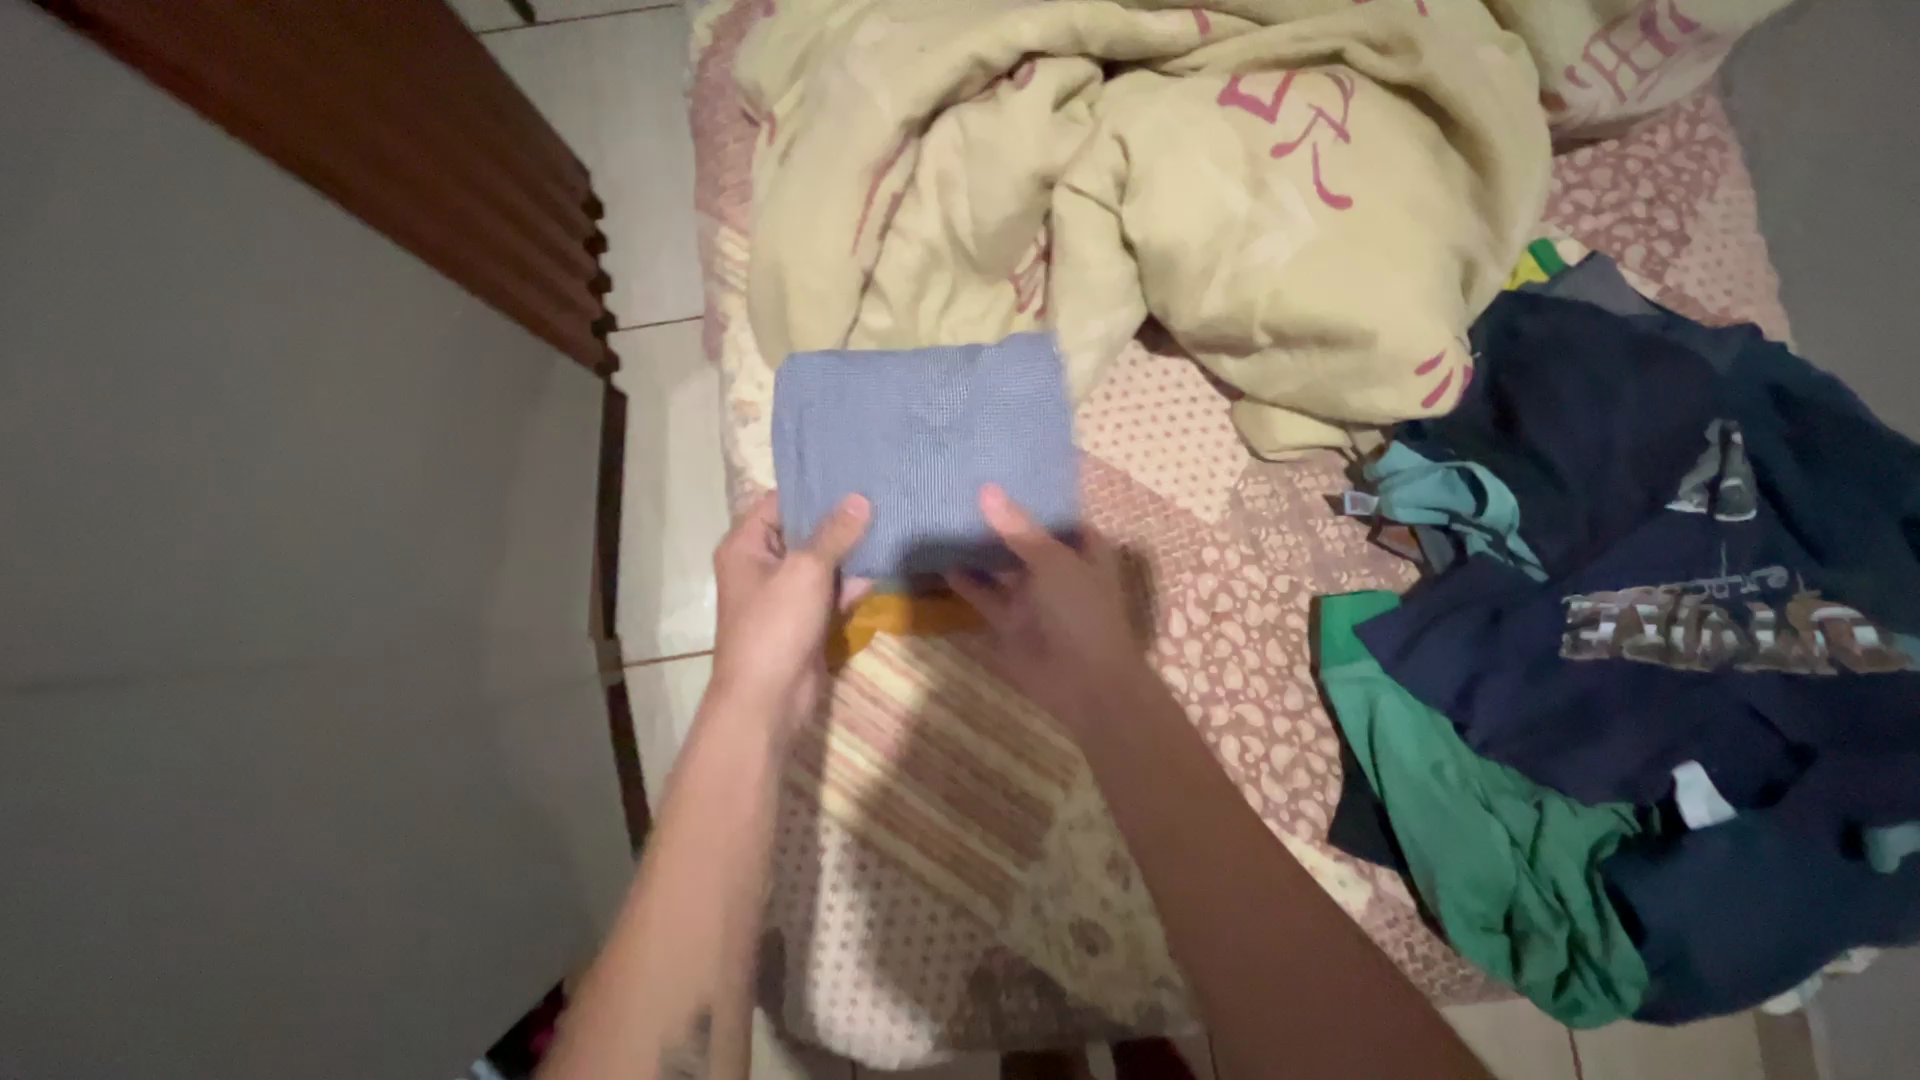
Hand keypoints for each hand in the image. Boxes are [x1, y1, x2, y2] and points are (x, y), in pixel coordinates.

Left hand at [708, 491, 871, 737]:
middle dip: (839, 518)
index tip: (852, 473)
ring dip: (851, 550)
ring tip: (890, 520)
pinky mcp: (805, 618)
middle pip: (803, 530)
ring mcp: (785, 594)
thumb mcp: (806, 570)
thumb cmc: (776, 625)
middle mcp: (762, 564)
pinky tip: (884, 563)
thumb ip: (835, 533)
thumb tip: (860, 499)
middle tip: (880, 494)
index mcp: (746, 545)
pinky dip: (852, 582)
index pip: (779, 501)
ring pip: (822, 562)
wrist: (768, 698)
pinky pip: (831, 590)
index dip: (813, 488)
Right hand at [944, 484, 1152, 733]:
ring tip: (941, 520)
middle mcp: (1056, 570)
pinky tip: (938, 564)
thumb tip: (986, 489)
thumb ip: (1018, 529)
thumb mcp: (1053, 562)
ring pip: (1000, 569)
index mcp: (1082, 550)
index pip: (1056, 515)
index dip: (1031, 496)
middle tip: (957, 490)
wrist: (1087, 684)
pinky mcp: (1010, 624)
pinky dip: (964, 584)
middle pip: (1022, 540)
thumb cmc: (1082, 613)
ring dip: (976, 552)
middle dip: (995, 522)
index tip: (999, 472)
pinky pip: (984, 598)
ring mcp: (1032, 599)